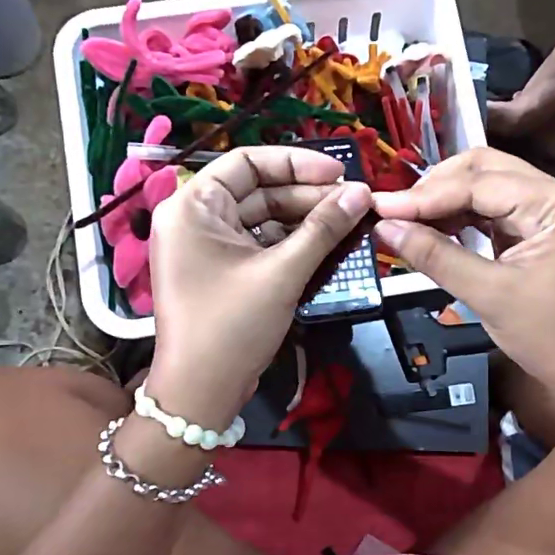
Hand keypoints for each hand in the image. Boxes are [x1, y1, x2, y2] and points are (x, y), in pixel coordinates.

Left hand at [146, 146, 372, 426]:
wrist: (202, 391)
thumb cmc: (232, 325)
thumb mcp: (282, 273)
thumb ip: (323, 229)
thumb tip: (362, 193)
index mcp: (193, 206)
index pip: (248, 162)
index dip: (297, 163)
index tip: (340, 173)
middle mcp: (195, 219)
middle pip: (258, 190)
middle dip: (307, 194)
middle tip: (354, 201)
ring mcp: (208, 247)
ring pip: (263, 218)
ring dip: (304, 219)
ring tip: (349, 220)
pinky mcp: (223, 271)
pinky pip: (261, 243)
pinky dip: (292, 242)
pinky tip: (328, 243)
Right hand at [371, 149, 554, 400]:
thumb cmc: (549, 336)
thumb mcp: (487, 294)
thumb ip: (435, 255)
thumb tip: (384, 226)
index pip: (479, 184)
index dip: (425, 196)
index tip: (379, 207)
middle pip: (485, 170)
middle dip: (436, 188)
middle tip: (392, 211)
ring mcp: (553, 208)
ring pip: (487, 186)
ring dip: (446, 201)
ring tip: (406, 220)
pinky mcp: (543, 227)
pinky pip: (495, 209)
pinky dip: (463, 217)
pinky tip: (434, 228)